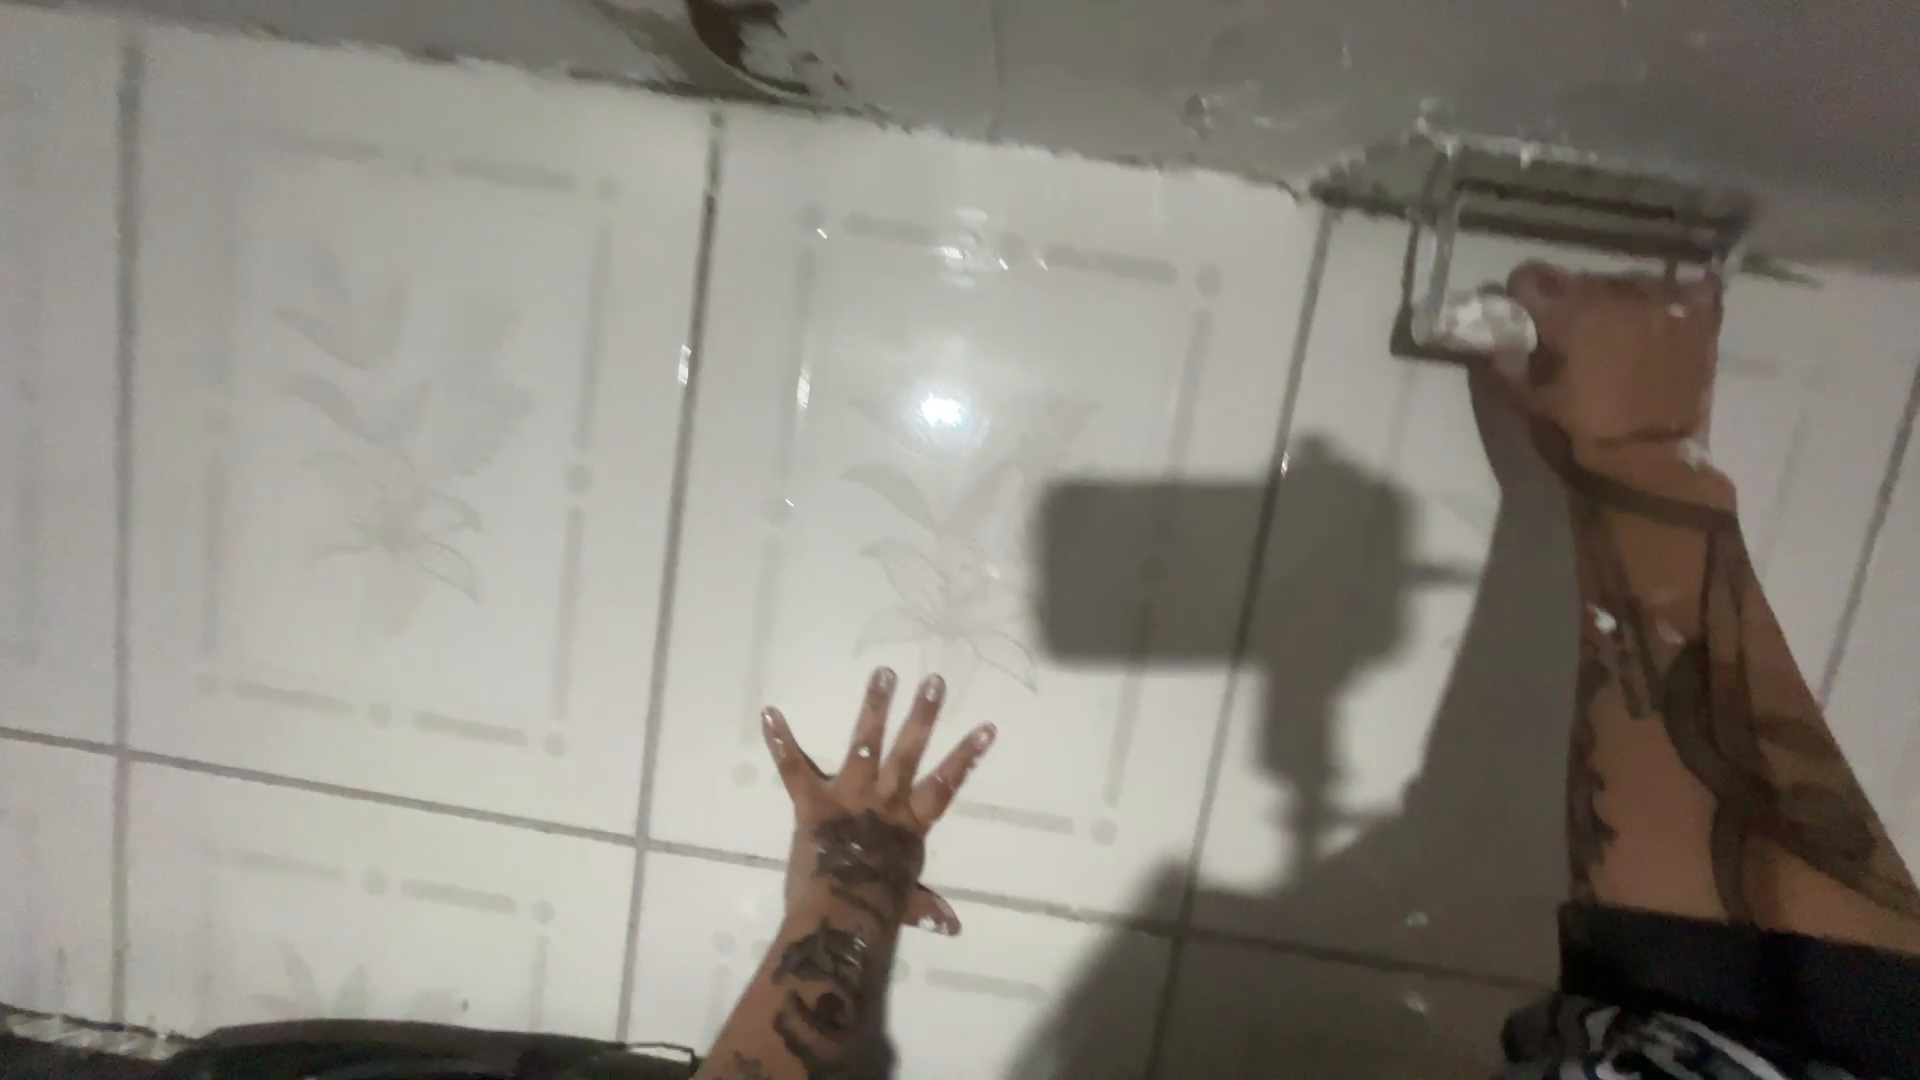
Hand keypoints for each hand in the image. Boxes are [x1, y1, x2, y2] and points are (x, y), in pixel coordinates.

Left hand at [761, 668, 996, 933]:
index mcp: (910, 823)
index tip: (986, 726)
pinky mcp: (812, 802)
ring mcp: (849, 796)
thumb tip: (953, 926)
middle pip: (908, 751)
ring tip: (883, 673)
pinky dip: (781, 740)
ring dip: (874, 707)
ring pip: (865, 743)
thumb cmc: (875, 911)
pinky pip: (795, 768)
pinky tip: (770, 711)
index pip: (946, 782)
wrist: (836, 919)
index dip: (967, 755)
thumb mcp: (905, 904)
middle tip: (933, 679)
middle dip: (922, 714)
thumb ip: (925, 905)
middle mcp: (884, 800)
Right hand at [1488, 262, 1734, 506]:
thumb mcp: (1525, 401)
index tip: (1516, 306)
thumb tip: (1493, 336)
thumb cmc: (1577, 432)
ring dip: (1612, 297)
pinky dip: (1668, 295)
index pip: (1533, 277)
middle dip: (1564, 297)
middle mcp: (1618, 298)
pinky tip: (1657, 314)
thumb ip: (1507, 362)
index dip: (1520, 291)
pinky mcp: (1700, 319)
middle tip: (1560, 326)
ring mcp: (1665, 305)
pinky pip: (1685, 287)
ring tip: (1609, 324)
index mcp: (1571, 316)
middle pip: (1581, 278)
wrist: (1647, 458)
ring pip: (1628, 281)